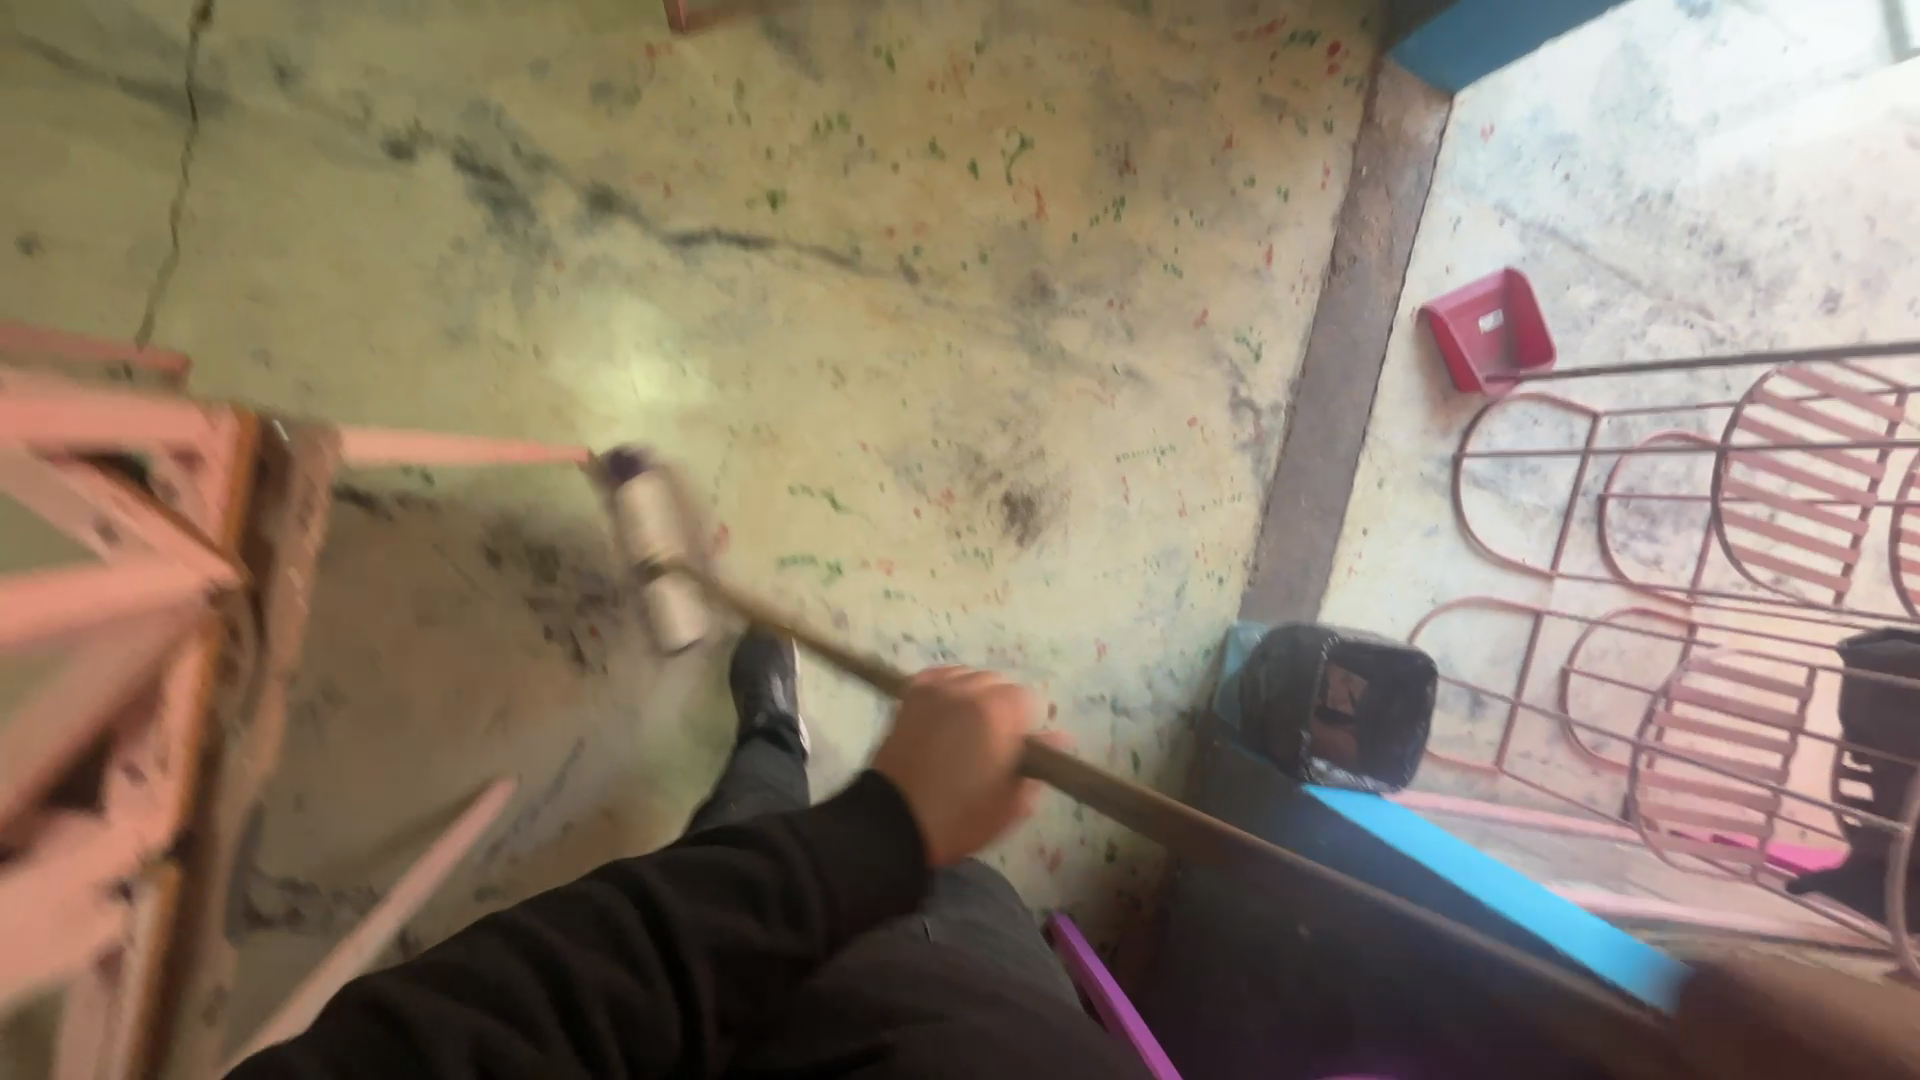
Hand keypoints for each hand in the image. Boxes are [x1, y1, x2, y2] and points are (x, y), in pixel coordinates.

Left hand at [870, 667, 1059, 866]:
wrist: (892, 823)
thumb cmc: (957, 819)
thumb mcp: (1009, 803)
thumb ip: (1038, 765)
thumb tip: (1061, 737)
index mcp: (997, 714)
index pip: (1030, 699)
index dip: (1032, 722)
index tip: (1025, 747)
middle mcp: (967, 691)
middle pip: (1000, 683)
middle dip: (1006, 707)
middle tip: (999, 741)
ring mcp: (935, 690)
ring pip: (970, 676)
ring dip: (978, 695)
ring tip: (972, 725)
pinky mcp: (911, 696)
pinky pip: (940, 676)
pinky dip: (950, 686)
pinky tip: (950, 707)